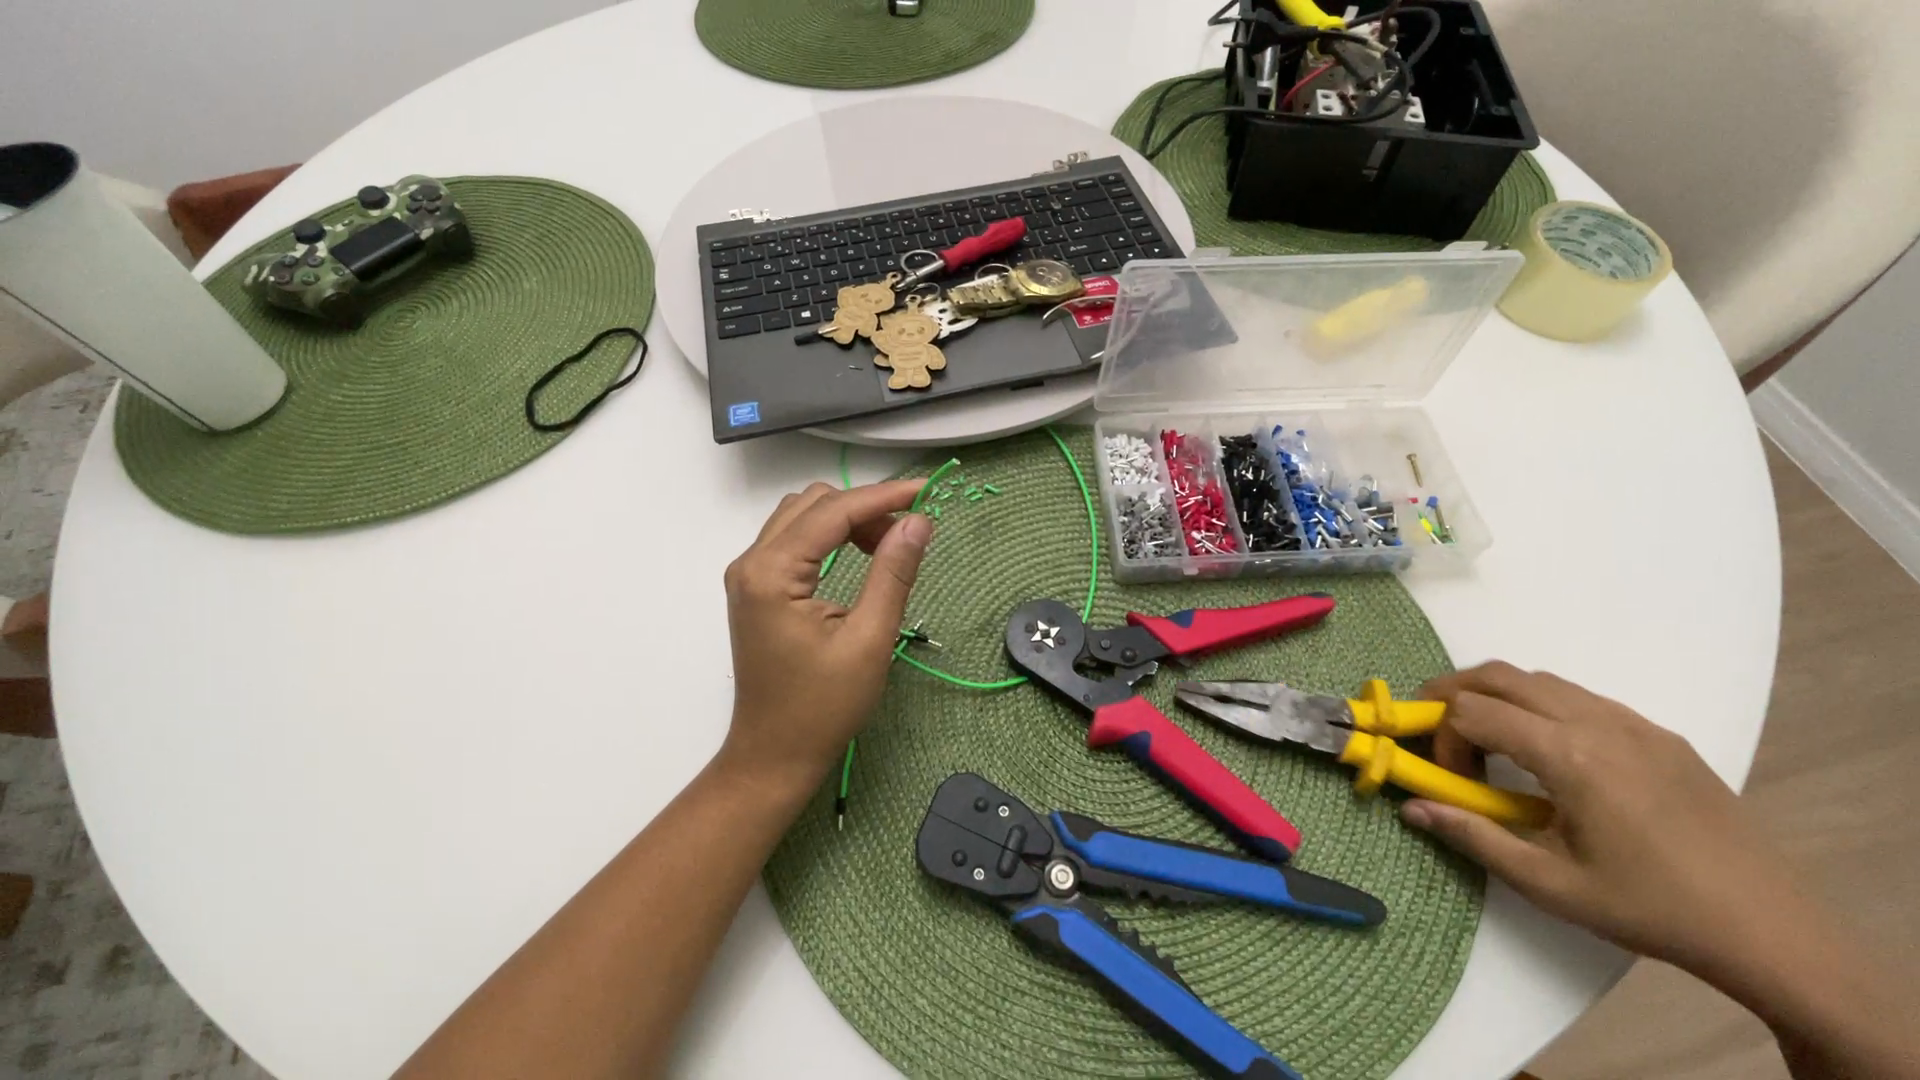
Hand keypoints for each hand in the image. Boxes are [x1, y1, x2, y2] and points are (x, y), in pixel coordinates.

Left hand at [719, 480, 930, 790]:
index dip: (883, 497)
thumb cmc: (822, 707)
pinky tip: (858, 556)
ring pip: (802, 517)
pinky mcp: (755, 588)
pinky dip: (829, 537)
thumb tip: (918, 522)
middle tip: (908, 535)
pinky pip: (793, 540)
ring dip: (846, 520)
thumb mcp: (869, 639)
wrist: (774, 753)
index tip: (928, 491)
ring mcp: (748, 575)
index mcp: (772, 574)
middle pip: (813, 504)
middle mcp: (750, 563)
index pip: (832, 512)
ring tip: (887, 547)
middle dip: (865, 508)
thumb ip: (893, 573)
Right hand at [1400, 662, 1797, 972]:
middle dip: (1452, 692)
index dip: (1442, 737)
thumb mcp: (1549, 883)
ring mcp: (1634, 723)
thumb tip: (1412, 808)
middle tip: (1430, 726)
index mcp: (1570, 756)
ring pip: (1541, 680)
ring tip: (1485, 742)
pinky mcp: (1660, 735)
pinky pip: (1581, 698)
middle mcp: (1599, 722)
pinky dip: (1539, 706)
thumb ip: (1474, 836)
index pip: (1472, 711)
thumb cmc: (1648, 907)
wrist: (1767, 927)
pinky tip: (1547, 755)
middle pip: (1500, 675)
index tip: (1449, 778)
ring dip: (1496, 697)